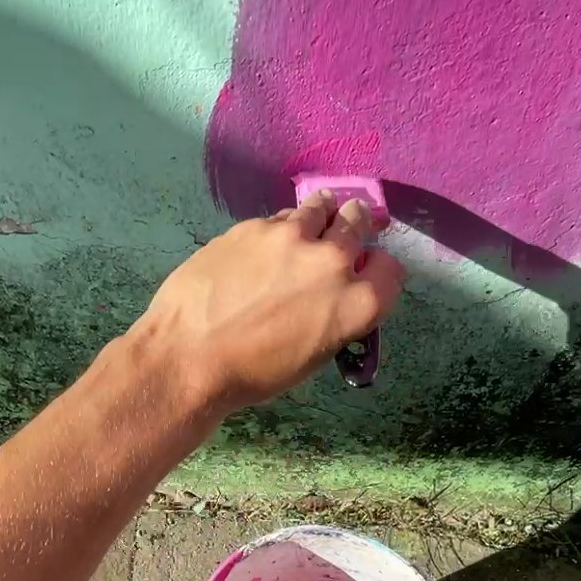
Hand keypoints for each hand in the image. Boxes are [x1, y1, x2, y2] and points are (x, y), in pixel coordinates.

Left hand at [131, 190, 404, 412]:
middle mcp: (333, 261)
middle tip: (343, 228)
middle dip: (354, 224)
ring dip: (321, 213)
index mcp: (357, 303)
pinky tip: (264, 243)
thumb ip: (337, 314)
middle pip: (358, 222)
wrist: (189, 355)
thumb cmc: (254, 373)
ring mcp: (292, 237)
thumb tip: (335, 291)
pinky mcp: (254, 226)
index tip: (364, 270)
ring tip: (314, 217)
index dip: (377, 269)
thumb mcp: (314, 354)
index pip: (390, 268)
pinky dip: (280, 228)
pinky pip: (280, 218)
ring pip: (320, 207)